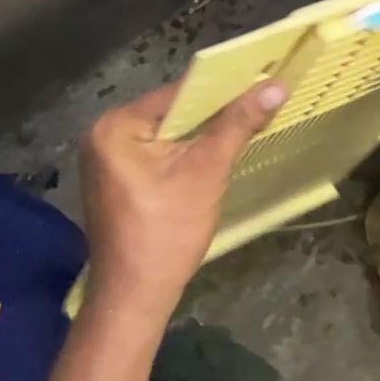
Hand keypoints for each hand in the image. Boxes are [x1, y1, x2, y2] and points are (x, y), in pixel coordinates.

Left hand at [80, 79, 285, 311]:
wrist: (134, 299)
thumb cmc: (167, 233)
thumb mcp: (206, 171)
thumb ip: (238, 123)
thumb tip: (276, 85)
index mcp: (116, 125)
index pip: (179, 92)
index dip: (222, 87)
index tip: (260, 81)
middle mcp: (103, 133)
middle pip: (172, 110)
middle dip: (214, 110)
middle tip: (258, 102)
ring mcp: (106, 157)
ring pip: (167, 131)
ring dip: (202, 131)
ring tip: (245, 122)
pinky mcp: (116, 177)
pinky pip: (157, 150)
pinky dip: (184, 150)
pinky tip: (213, 152)